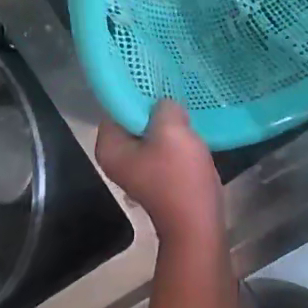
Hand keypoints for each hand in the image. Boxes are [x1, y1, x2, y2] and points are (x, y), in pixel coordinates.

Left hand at [95, 100, 222, 244]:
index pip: (116, 108)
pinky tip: (190, 132)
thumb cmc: (179, 176)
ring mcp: (136, 169)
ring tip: (185, 111)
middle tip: (175, 95)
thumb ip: (164, 107)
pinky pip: (162, 148)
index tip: (158, 83)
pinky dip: (174, 140)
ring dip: (167, 125)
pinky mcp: (156, 177)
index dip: (137, 93)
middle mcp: (116, 158)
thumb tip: (165, 106)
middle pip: (132, 120)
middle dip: (154, 109)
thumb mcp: (172, 130)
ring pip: (150, 134)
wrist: (197, 224)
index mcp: (109, 147)